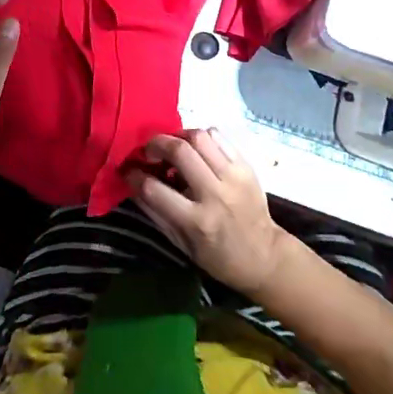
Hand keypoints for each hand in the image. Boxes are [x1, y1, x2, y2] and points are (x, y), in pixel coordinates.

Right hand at [126, 129, 293, 294]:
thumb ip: (156, 213)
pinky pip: (220, 137)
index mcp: (197, 221)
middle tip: (148, 150)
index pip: (155, 189)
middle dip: (156, 144)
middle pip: (180, 151)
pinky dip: (202, 136)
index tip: (128, 171)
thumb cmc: (218, 257)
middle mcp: (215, 194)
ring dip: (179, 136)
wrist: (265, 256)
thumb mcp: (182, 245)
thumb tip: (132, 184)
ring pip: (200, 137)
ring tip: (173, 146)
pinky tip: (196, 148)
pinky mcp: (246, 166)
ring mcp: (234, 176)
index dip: (134, 176)